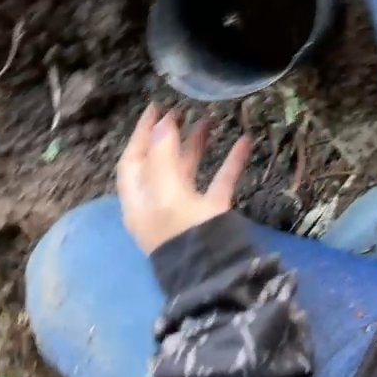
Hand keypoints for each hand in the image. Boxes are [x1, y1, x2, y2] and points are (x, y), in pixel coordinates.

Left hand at [117, 105, 250, 255]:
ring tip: (208, 118)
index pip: (133, 159)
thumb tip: (162, 124)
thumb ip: (163, 157)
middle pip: (159, 162)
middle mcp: (158, 201)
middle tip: (181, 110)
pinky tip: (243, 141)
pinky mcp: (212, 211)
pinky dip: (230, 161)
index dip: (142, 133)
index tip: (156, 106)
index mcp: (138, 199)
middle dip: (168, 135)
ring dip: (196, 143)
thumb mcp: (165, 192)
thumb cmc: (179, 230)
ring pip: (188, 169)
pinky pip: (219, 180)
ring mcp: (186, 207)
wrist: (209, 270)